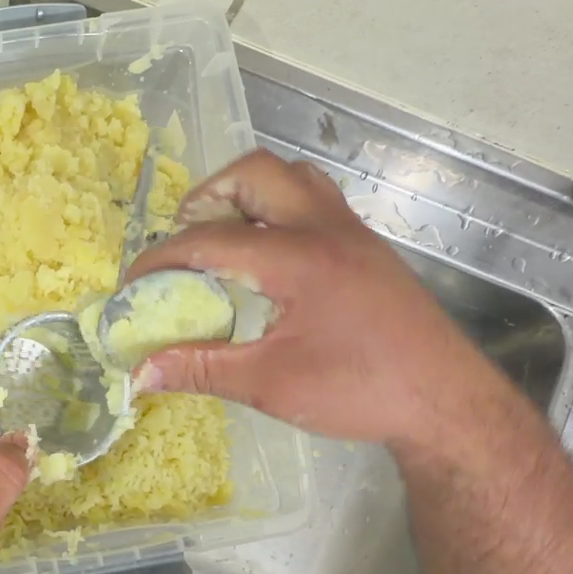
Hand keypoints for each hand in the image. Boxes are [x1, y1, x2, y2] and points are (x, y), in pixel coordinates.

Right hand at [127, 149, 510, 448]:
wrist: (442, 398)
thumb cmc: (357, 389)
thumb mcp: (268, 384)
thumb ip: (200, 370)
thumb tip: (139, 374)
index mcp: (296, 258)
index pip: (209, 241)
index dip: (160, 259)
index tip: (130, 285)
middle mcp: (324, 229)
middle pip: (254, 175)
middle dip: (206, 199)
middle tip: (182, 243)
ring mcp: (350, 233)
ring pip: (291, 179)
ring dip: (247, 196)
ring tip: (221, 239)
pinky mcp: (365, 249)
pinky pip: (315, 202)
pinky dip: (278, 211)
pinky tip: (268, 259)